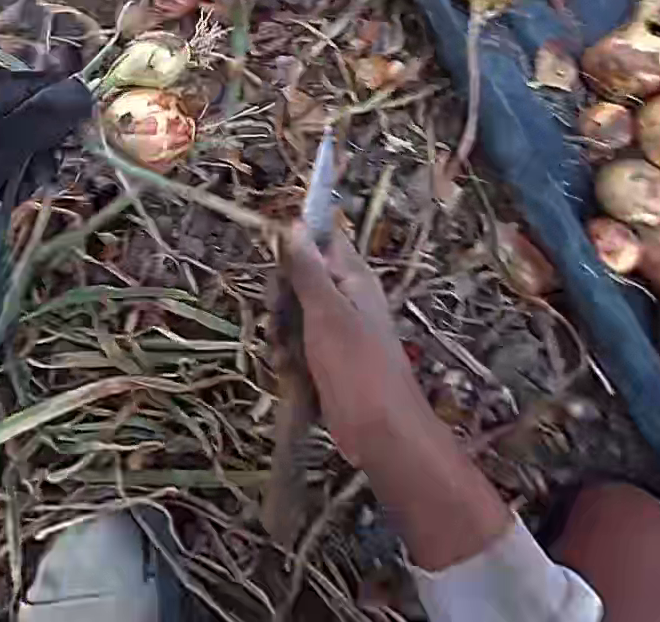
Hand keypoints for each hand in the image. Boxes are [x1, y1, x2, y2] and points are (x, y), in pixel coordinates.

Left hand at [0, 71, 91, 268]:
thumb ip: (40, 123)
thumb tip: (86, 89)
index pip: (51, 89)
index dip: (66, 122)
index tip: (62, 160)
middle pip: (34, 113)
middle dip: (41, 150)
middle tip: (30, 187)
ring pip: (14, 134)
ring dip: (20, 166)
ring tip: (4, 197)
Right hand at [282, 224, 433, 463]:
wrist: (381, 434)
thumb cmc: (356, 366)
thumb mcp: (326, 312)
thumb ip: (308, 270)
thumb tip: (297, 224)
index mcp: (353, 278)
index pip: (323, 242)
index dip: (298, 246)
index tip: (278, 265)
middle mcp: (346, 298)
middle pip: (301, 279)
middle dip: (282, 298)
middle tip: (278, 315)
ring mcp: (337, 330)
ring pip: (294, 313)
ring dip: (282, 331)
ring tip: (285, 353)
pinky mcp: (327, 358)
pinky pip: (298, 343)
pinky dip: (289, 355)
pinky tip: (288, 370)